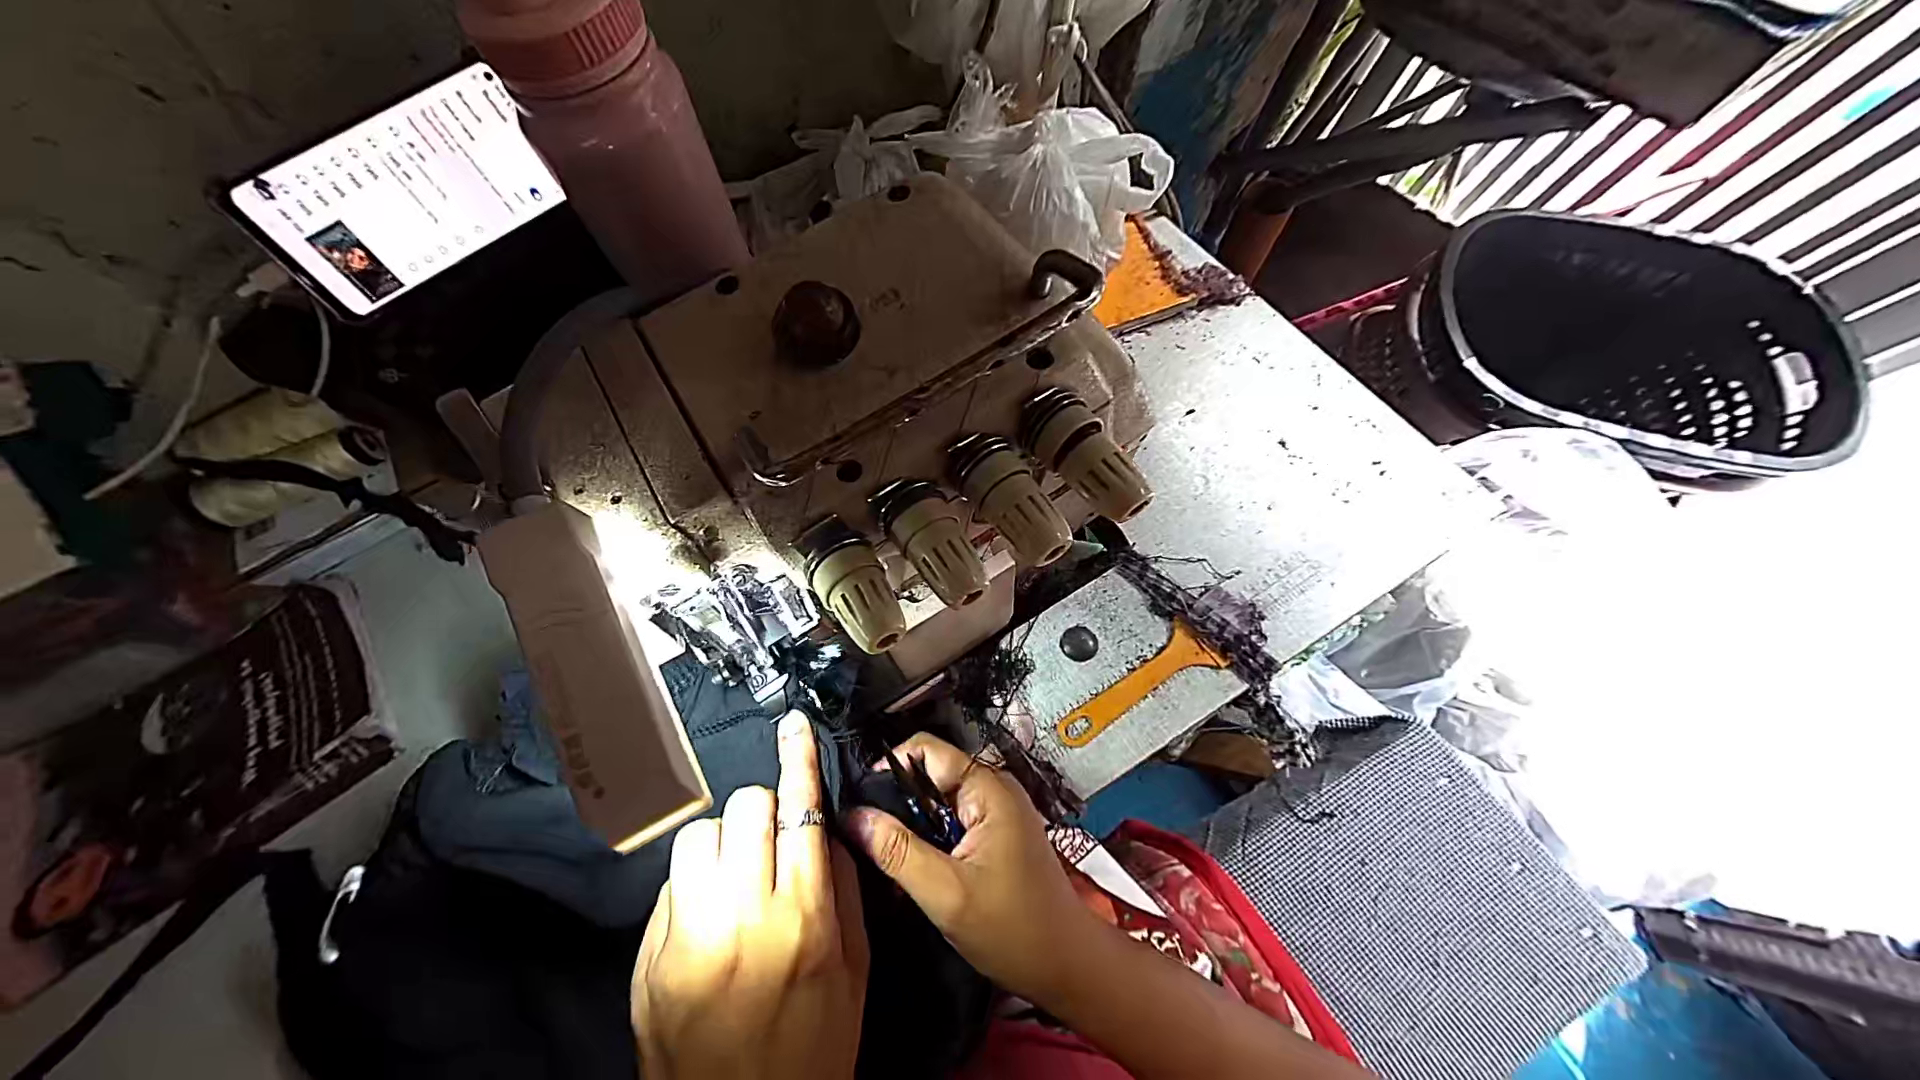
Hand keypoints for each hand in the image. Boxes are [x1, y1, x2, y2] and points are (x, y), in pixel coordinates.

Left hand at [632, 710, 868, 1078]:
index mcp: (803, 920)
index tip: (793, 725)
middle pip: (745, 809)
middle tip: (774, 842)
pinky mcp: (648, 961)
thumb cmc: (812, 1051)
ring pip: (698, 836)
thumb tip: (821, 830)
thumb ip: (841, 887)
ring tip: (738, 879)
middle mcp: (741, 920)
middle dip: (764, 813)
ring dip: (724, 845)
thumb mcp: (853, 969)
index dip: (798, 759)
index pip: (801, 812)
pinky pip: (671, 885)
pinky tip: (711, 920)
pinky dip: (696, 885)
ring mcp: (686, 939)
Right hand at [844, 733, 1096, 1003]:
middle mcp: (995, 787)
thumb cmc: (1016, 930)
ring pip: (938, 800)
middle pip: (930, 774)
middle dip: (899, 803)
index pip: (926, 749)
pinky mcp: (997, 830)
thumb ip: (898, 851)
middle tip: (874, 840)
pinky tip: (920, 869)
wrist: (1067, 964)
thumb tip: (855, 818)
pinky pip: (952, 819)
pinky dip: (932, 839)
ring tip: (892, 859)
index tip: (862, 802)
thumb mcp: (946, 893)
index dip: (889, 767)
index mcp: (989, 787)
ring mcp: (998, 808)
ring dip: (914, 826)